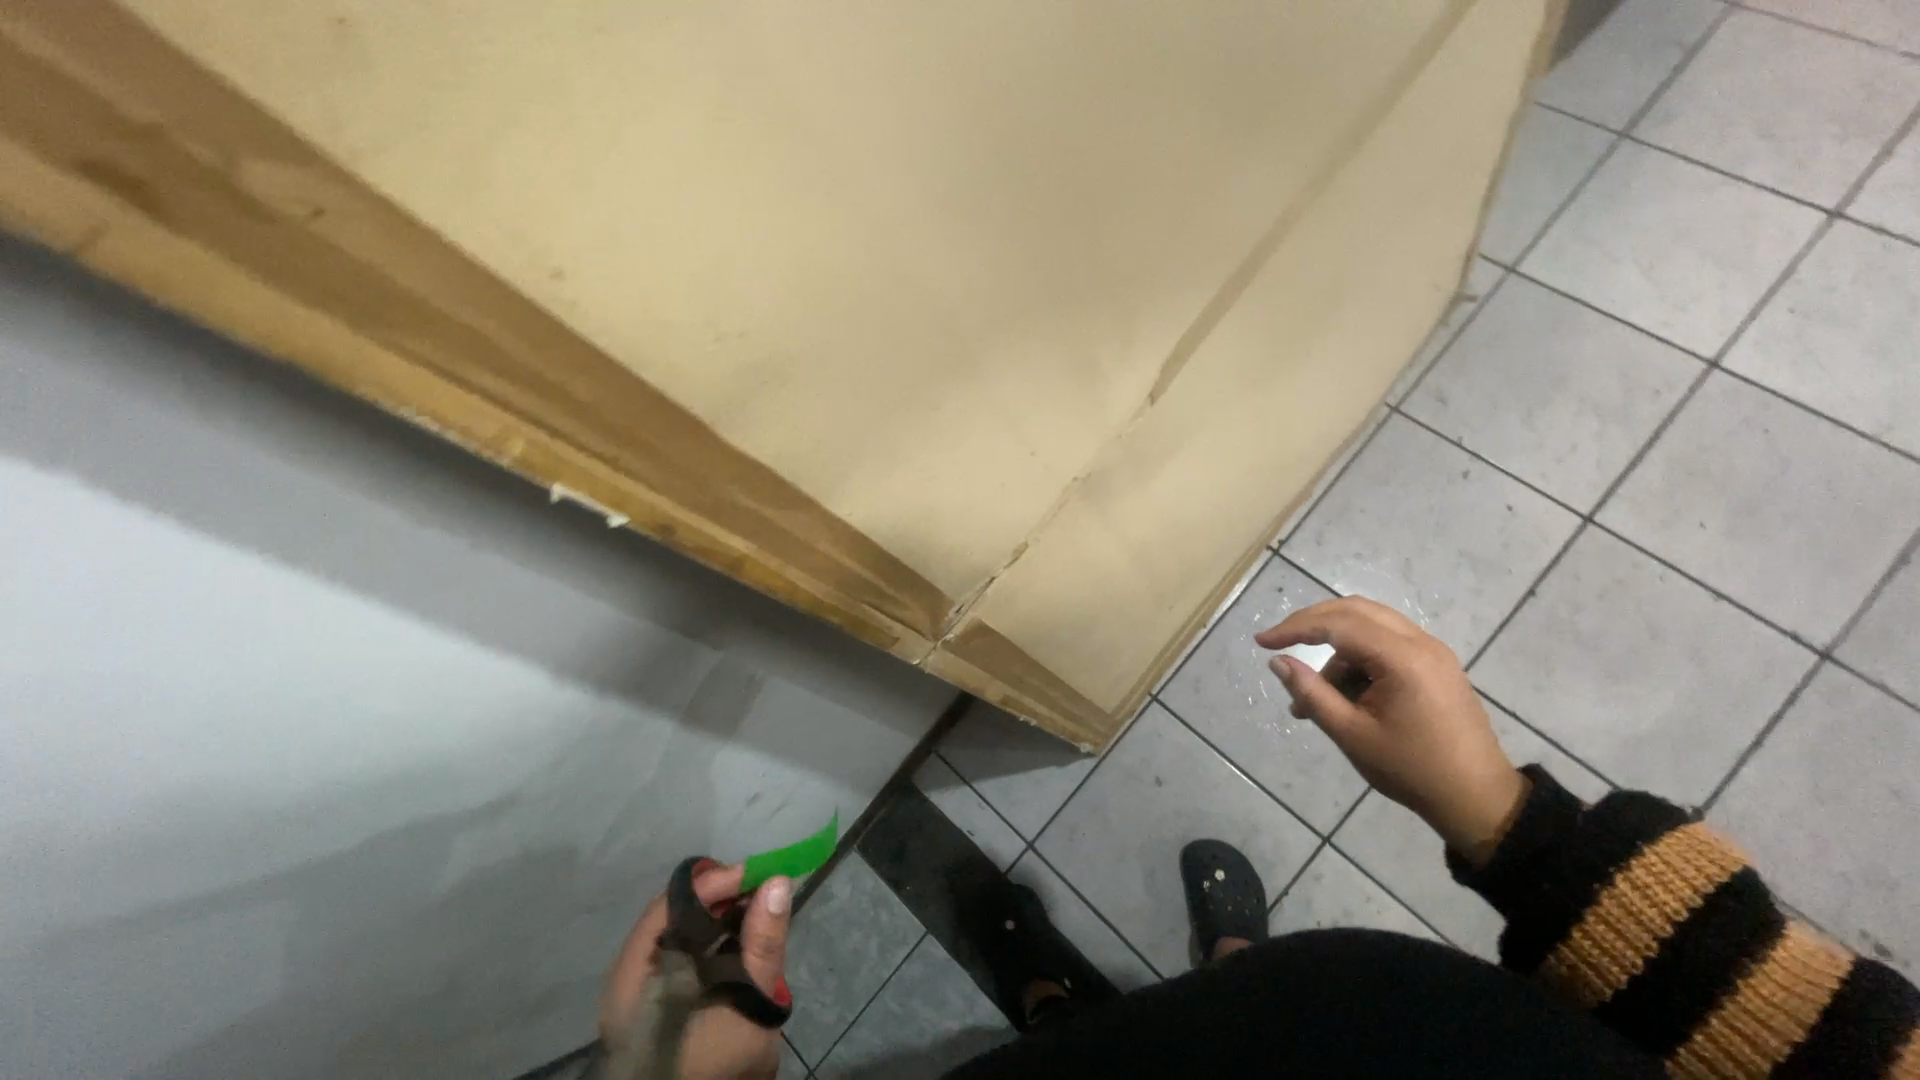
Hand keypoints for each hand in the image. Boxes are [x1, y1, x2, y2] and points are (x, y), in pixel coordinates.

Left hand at [600, 861, 793, 1078]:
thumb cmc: (716, 1069)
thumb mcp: (749, 1005)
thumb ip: (762, 944)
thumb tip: (777, 882)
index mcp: (635, 979)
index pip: (670, 906)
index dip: (713, 883)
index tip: (757, 875)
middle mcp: (628, 981)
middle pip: (672, 917)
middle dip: (720, 898)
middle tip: (762, 891)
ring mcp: (640, 996)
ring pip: (679, 935)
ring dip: (719, 919)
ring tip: (757, 913)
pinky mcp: (657, 1008)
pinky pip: (682, 958)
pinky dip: (712, 943)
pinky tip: (742, 943)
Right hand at [1255, 597, 1524, 864]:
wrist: (1477, 799)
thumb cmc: (1411, 769)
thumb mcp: (1351, 734)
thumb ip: (1312, 693)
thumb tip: (1277, 662)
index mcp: (1402, 658)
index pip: (1338, 623)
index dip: (1295, 628)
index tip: (1262, 642)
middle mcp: (1421, 643)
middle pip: (1355, 611)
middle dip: (1312, 624)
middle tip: (1279, 647)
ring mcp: (1432, 652)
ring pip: (1370, 627)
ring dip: (1335, 650)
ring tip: (1312, 697)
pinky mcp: (1435, 665)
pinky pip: (1386, 644)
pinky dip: (1357, 658)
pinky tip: (1342, 694)